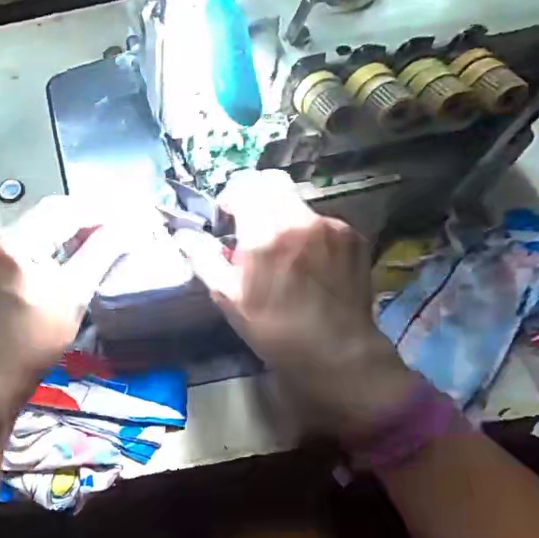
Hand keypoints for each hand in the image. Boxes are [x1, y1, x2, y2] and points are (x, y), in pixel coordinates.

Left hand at [0, 196, 128, 412]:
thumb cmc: (35, 340)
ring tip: (114, 233)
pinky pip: (39, 242)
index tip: (135, 215)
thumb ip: (100, 253)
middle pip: (54, 213)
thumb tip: (128, 226)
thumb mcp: (73, 294)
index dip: (103, 211)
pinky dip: (65, 242)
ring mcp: (0, 253)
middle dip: (92, 216)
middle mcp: (3, 238)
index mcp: (15, 242)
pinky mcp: (4, 267)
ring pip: (48, 226)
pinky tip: (88, 248)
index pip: (66, 211)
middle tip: (127, 222)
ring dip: (80, 227)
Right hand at [176, 170, 417, 436]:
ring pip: (298, 206)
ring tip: (281, 254)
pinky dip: (308, 235)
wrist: (336, 352)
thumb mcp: (228, 299)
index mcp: (266, 233)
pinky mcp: (353, 238)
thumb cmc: (275, 329)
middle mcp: (301, 220)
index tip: (226, 216)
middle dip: (256, 199)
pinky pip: (322, 224)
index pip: (245, 186)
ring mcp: (332, 227)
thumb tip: (185, 236)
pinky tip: (307, 265)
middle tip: (249, 226)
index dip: (231, 196)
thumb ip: (205, 259)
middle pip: (274, 185)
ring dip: (283, 219)